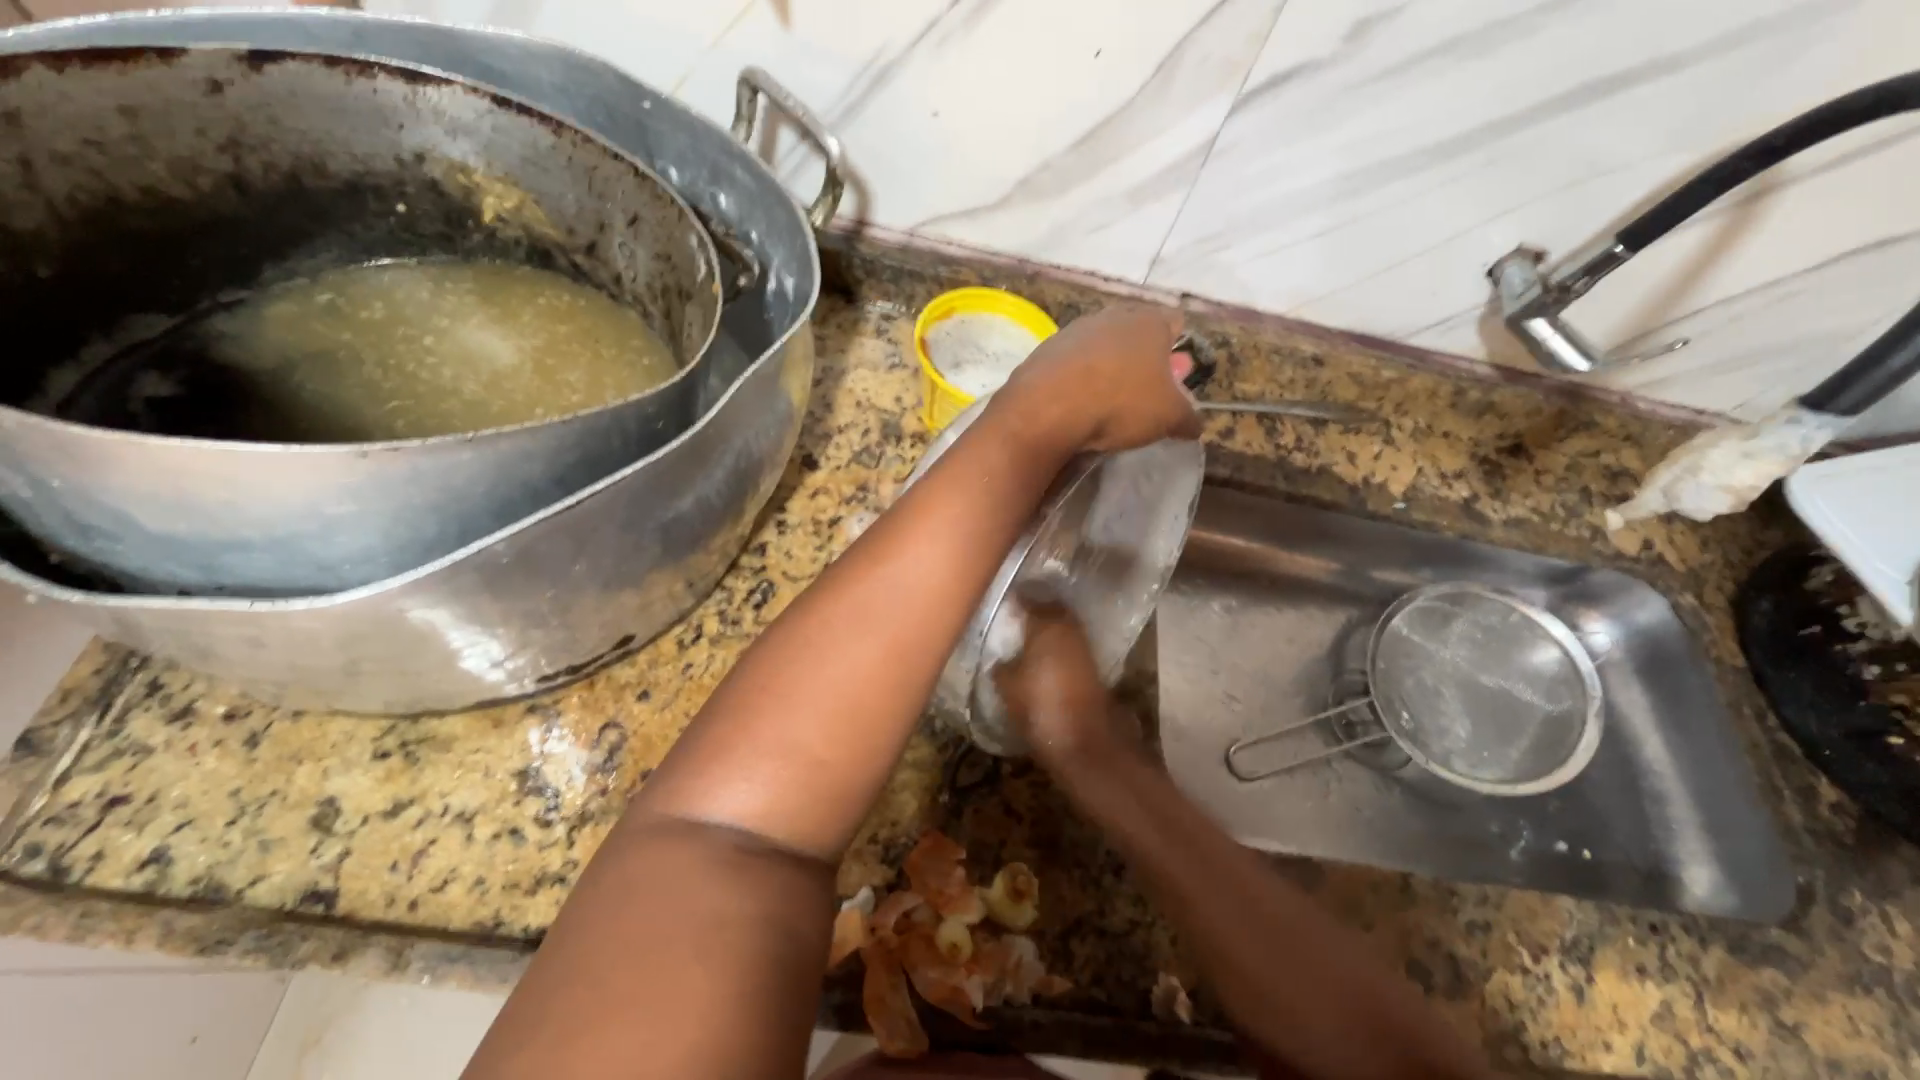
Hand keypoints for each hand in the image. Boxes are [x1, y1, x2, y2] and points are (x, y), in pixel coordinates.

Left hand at [991, 305, 1199, 454]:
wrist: (1047, 409)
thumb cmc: (1121, 403)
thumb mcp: (1169, 417)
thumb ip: (1188, 418)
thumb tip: (1194, 425)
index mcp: (1149, 322)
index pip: (1175, 323)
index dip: (1178, 350)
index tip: (1176, 379)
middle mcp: (1112, 316)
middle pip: (1136, 336)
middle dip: (1143, 362)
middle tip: (1144, 395)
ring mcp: (1074, 331)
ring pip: (1102, 348)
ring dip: (1108, 370)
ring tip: (1108, 405)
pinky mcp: (1045, 351)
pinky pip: (1072, 365)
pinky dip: (1078, 381)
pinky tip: (1077, 406)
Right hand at [991, 591, 1139, 770]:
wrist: (1084, 741)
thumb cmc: (1040, 705)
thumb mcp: (1008, 685)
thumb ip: (1002, 665)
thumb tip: (1001, 658)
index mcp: (1048, 623)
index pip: (1029, 598)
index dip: (1015, 598)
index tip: (1002, 601)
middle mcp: (1070, 628)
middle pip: (1051, 610)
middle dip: (1035, 610)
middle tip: (1014, 616)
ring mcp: (1085, 648)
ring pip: (1062, 629)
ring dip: (1047, 630)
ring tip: (1024, 637)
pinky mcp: (1092, 669)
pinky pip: (1069, 648)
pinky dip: (1056, 649)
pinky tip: (1040, 659)